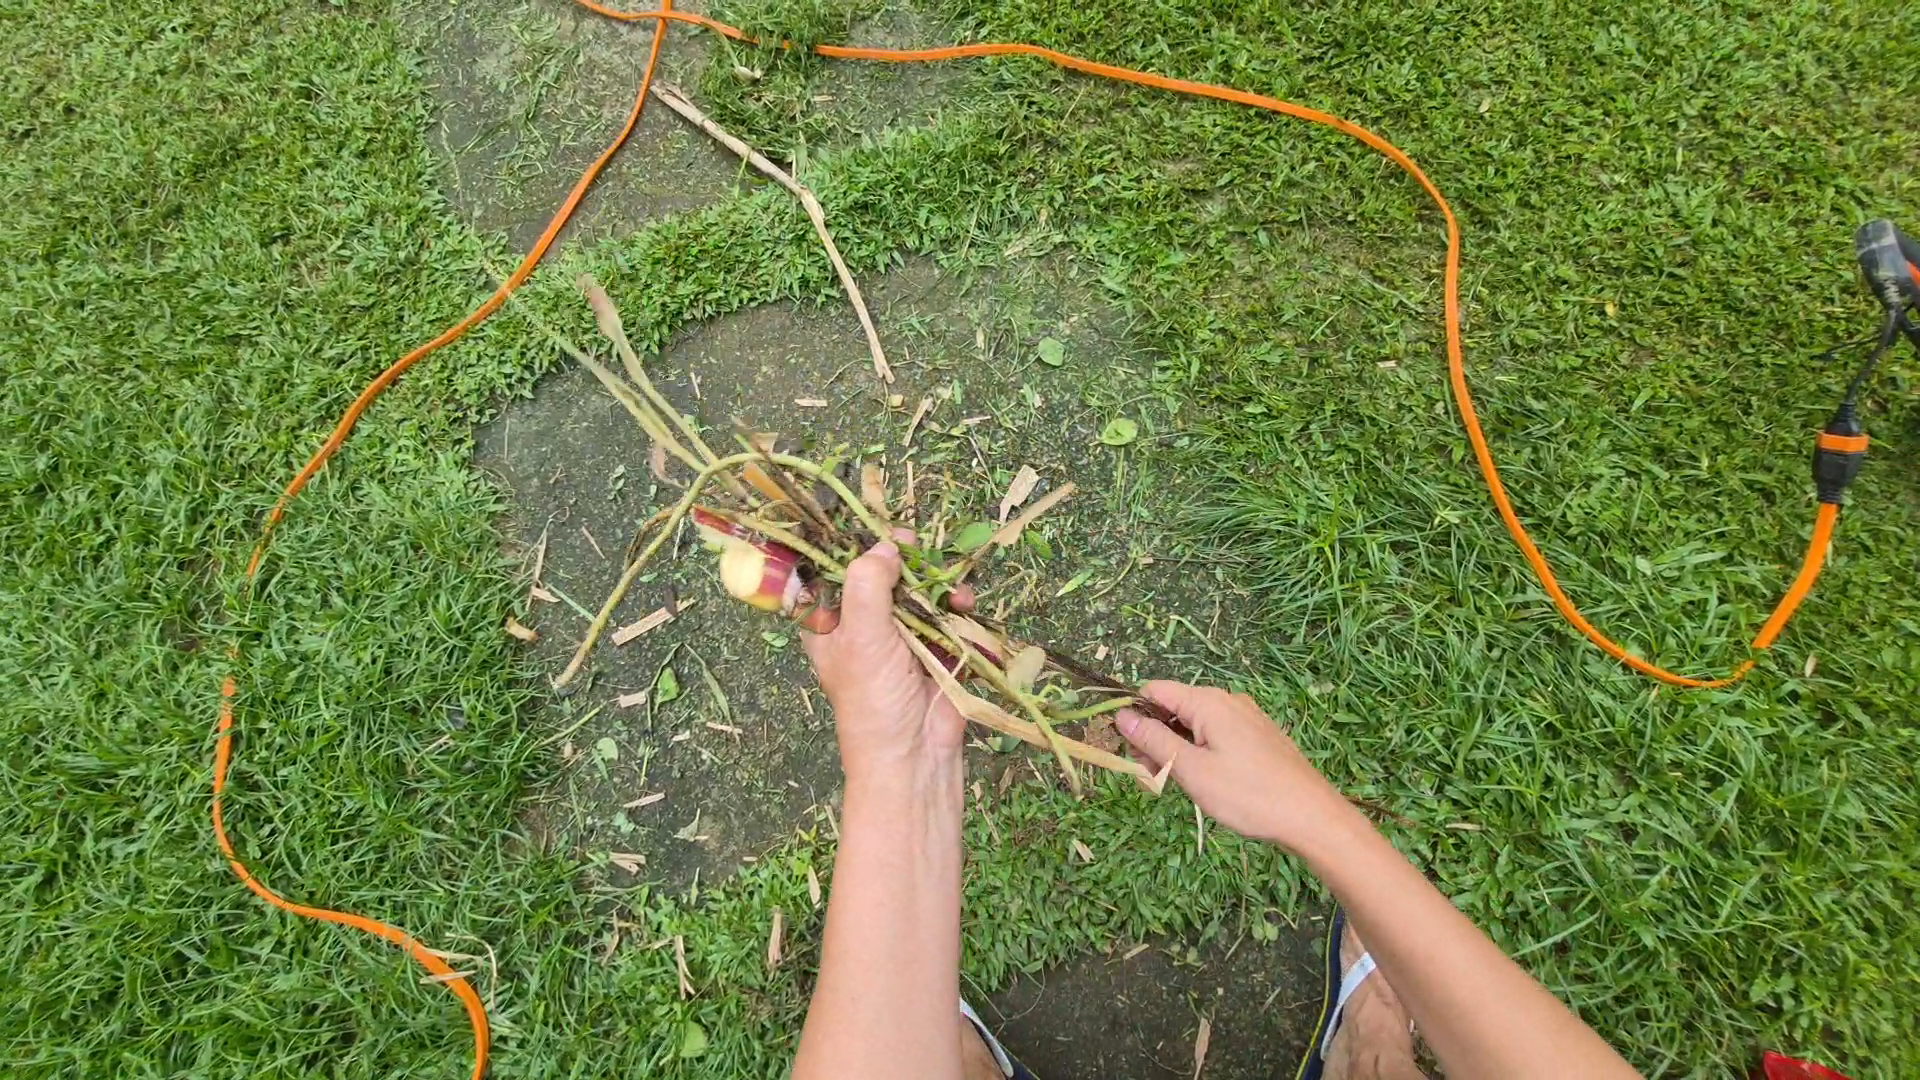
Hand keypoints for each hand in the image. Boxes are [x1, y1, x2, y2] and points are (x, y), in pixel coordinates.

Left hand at [801, 541, 964, 784]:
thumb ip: (869, 585)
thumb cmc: (874, 699)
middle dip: (903, 560)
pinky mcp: (935, 645)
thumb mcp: (862, 637)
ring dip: (936, 584)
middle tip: (916, 544)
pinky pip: (945, 612)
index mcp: (830, 622)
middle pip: (880, 572)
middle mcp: (862, 623)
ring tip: (951, 591)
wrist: (916, 755)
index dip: (852, 546)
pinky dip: (957, 606)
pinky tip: (964, 606)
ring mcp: (900, 634)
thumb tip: (887, 547)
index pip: (832, 570)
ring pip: (918, 588)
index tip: (874, 529)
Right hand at [1116, 681, 1350, 853]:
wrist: (1315, 818)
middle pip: (1173, 707)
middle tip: (1151, 777)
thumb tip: (1121, 715)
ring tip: (1177, 784)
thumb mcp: (1191, 770)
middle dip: (1154, 737)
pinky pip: (1215, 733)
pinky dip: (1200, 751)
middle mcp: (1226, 700)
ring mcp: (1245, 716)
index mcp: (1207, 701)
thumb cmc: (1249, 794)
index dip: (1135, 716)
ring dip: (1176, 748)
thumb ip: (1154, 740)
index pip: (1153, 691)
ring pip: (1194, 723)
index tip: (1132, 752)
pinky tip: (1205, 780)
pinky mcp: (1257, 734)